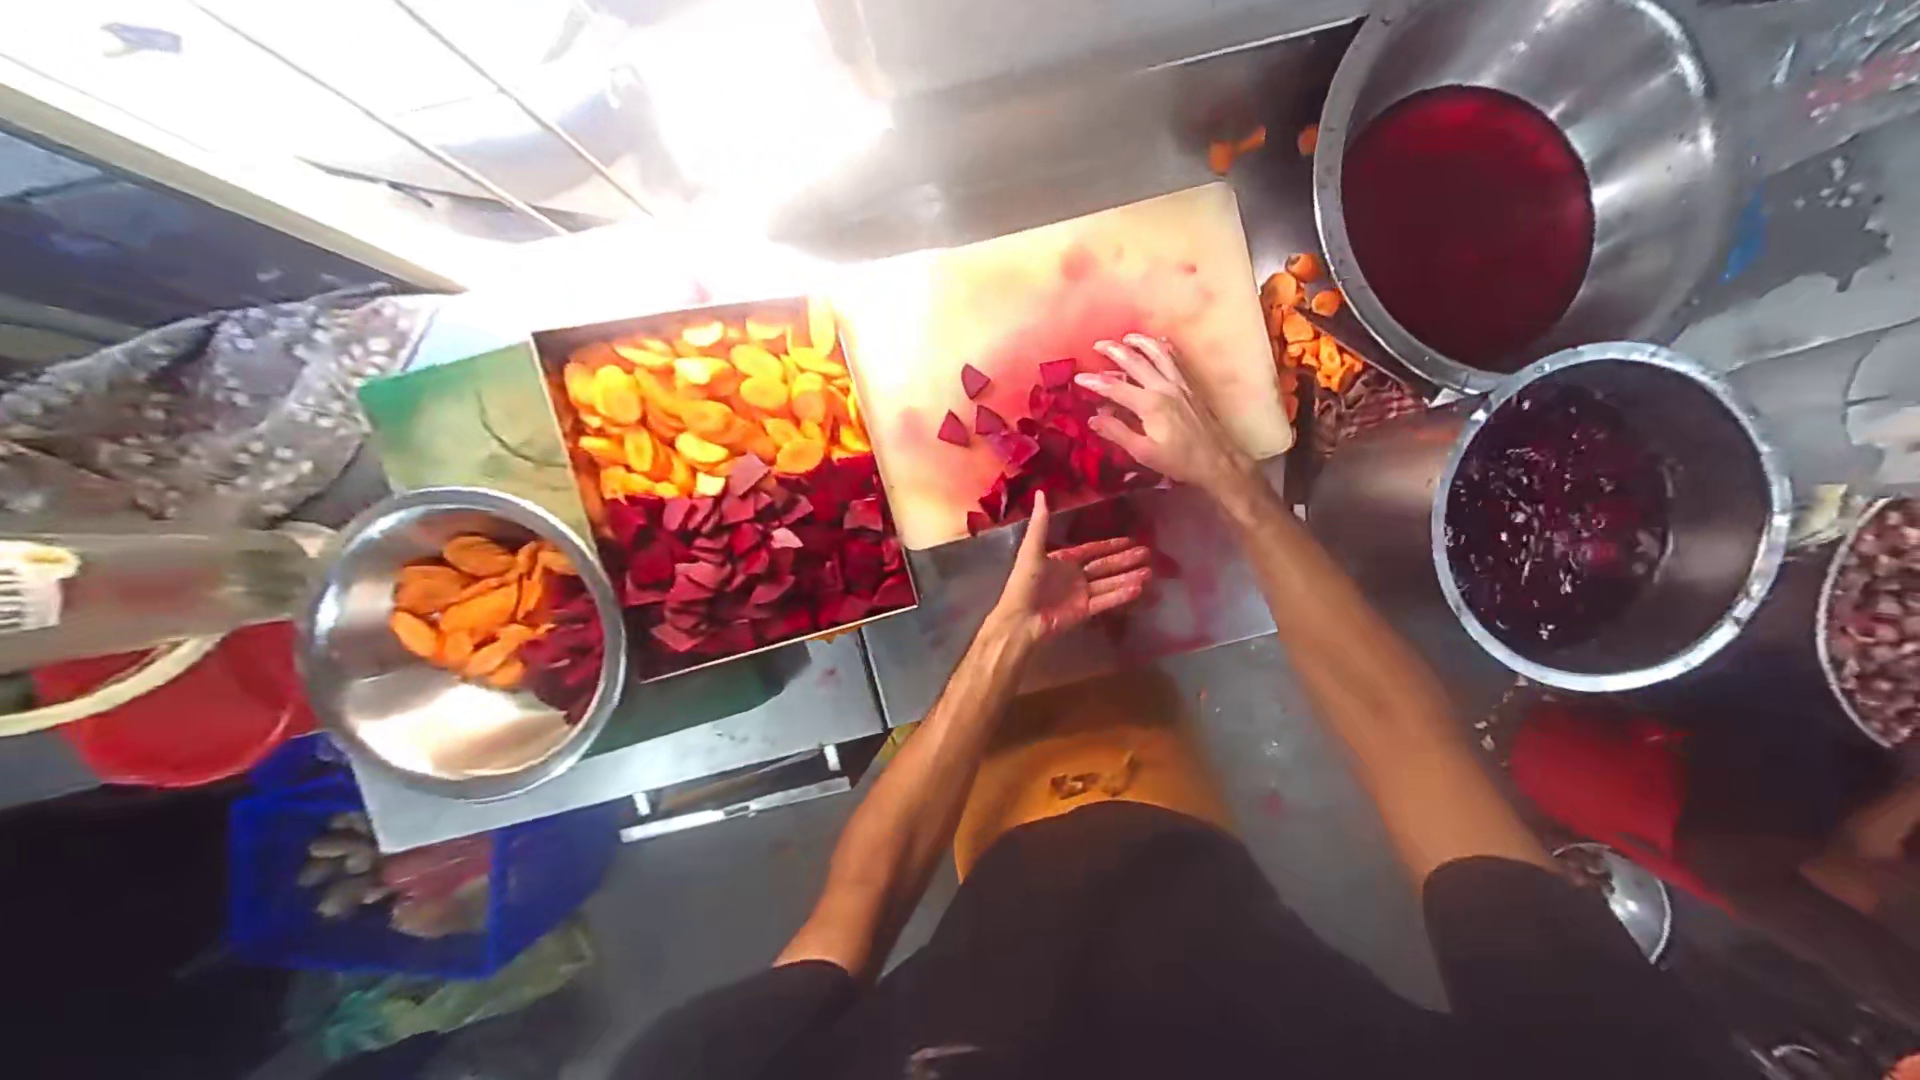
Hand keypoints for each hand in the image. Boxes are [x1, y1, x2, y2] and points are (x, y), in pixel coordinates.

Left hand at [989, 490, 1154, 645]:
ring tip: (1150, 572)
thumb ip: (1041, 523)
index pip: (1092, 550)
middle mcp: (1074, 576)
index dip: (1110, 546)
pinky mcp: (1084, 612)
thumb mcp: (1032, 550)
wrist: (1020, 619)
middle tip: (1148, 554)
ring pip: (1109, 583)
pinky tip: (1138, 589)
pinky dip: (1121, 595)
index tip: (1131, 540)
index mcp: (1062, 561)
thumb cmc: (1024, 583)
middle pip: (1104, 566)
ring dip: (1128, 577)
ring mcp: (1080, 595)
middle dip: (1125, 560)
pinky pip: (1106, 601)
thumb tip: (1040, 492)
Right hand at [1077, 334, 1256, 498]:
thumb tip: (1093, 419)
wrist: (1218, 461)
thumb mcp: (1144, 453)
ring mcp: (1180, 385)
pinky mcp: (1190, 387)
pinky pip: (1175, 360)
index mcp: (1151, 405)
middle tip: (1097, 345)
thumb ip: (1118, 433)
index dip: (1095, 382)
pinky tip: (1159, 344)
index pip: (1116, 388)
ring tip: (1126, 337)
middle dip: (1114, 351)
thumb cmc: (1179, 461)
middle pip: (1136, 362)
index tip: (1078, 377)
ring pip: (1158, 354)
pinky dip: (1164, 348)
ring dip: (1141, 342)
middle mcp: (1165, 388)